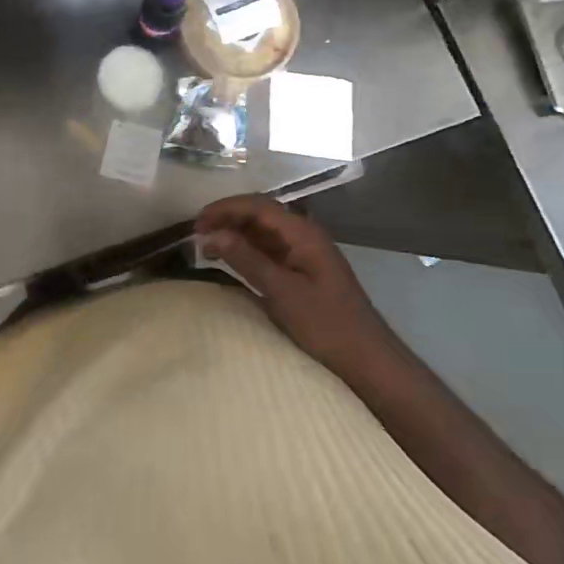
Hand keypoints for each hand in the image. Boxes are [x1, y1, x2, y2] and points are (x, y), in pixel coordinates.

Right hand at [196, 194, 389, 367]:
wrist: (366, 358)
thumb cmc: (326, 324)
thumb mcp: (282, 292)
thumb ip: (247, 260)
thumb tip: (213, 234)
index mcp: (303, 233)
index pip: (258, 206)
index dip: (226, 209)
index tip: (197, 220)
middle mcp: (304, 235)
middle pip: (260, 214)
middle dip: (228, 219)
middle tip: (197, 232)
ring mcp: (304, 253)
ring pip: (263, 232)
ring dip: (235, 234)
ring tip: (206, 245)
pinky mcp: (302, 271)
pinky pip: (269, 250)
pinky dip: (246, 251)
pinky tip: (229, 260)